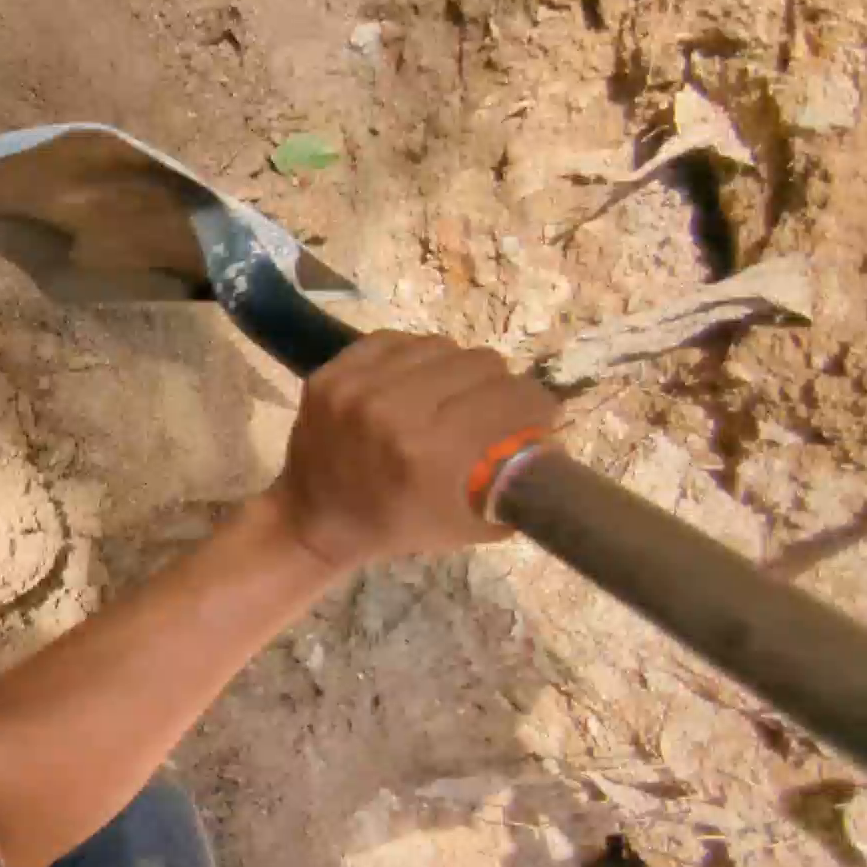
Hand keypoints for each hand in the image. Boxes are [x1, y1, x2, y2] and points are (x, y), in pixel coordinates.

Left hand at [270, 333, 561, 568]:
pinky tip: (412, 379)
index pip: (514, 396)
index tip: (534, 417)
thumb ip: (519, 478)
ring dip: (452, 368)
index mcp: (430, 450)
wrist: (310, 521)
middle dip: (497, 386)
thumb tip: (556, 438)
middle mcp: (390, 410)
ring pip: (438, 346)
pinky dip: (409, 356)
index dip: (536, 407)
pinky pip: (391, 341)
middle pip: (481, 363)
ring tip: (448, 394)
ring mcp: (352, 388)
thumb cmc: (395, 526)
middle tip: (489, 407)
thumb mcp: (472, 520)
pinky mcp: (327, 376)